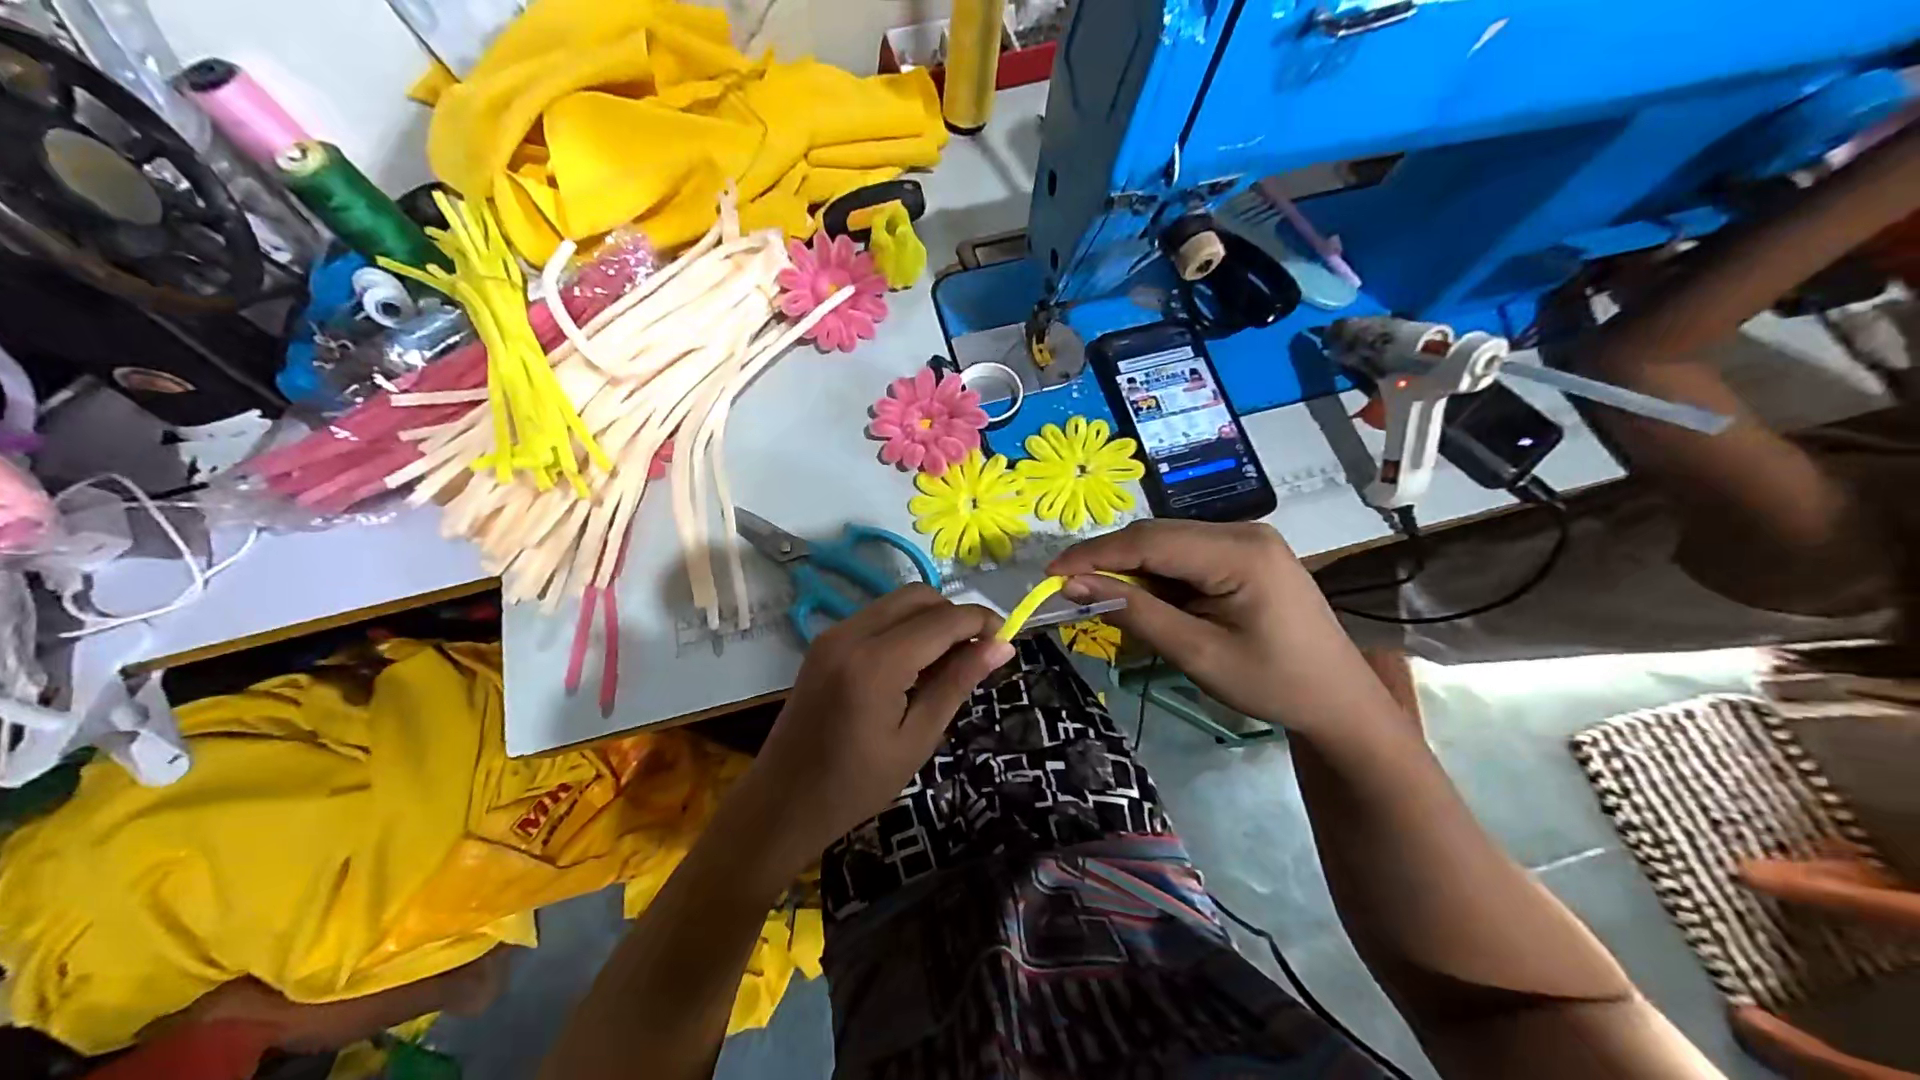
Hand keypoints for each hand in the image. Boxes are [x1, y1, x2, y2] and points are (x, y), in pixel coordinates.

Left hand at [741, 584, 1012, 866]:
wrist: (783, 801)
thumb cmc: (856, 785)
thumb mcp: (917, 738)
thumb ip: (957, 683)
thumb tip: (1001, 646)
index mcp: (876, 662)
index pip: (944, 619)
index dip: (982, 622)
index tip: (1007, 641)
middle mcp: (851, 634)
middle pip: (919, 597)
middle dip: (955, 616)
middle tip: (976, 655)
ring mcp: (833, 634)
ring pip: (897, 602)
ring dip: (930, 620)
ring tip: (948, 664)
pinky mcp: (825, 642)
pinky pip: (877, 617)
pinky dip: (904, 628)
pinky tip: (914, 666)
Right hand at [1049, 519, 1397, 736]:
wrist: (1339, 699)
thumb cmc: (1273, 683)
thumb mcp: (1197, 653)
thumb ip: (1136, 613)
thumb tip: (1074, 585)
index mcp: (1240, 552)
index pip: (1150, 540)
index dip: (1094, 554)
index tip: (1050, 575)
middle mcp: (1244, 531)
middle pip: (1157, 535)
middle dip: (1108, 560)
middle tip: (1066, 589)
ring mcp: (1247, 539)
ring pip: (1168, 543)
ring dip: (1130, 567)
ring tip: (1097, 596)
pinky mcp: (1246, 553)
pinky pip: (1186, 554)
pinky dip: (1156, 574)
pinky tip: (1141, 597)